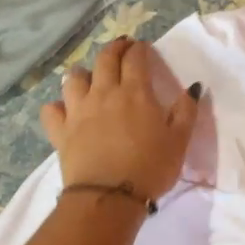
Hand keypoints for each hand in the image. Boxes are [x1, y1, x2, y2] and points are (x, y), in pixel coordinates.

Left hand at [40, 38, 199, 200]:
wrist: (109, 197)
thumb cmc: (150, 167)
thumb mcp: (180, 140)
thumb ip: (186, 110)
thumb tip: (193, 87)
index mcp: (135, 92)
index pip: (135, 59)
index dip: (139, 49)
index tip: (143, 48)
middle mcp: (104, 93)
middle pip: (104, 59)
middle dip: (114, 49)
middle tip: (122, 48)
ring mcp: (78, 111)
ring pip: (74, 78)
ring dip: (83, 72)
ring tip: (91, 77)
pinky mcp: (60, 131)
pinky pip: (52, 109)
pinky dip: (58, 105)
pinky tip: (67, 109)